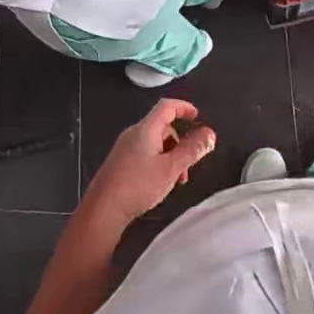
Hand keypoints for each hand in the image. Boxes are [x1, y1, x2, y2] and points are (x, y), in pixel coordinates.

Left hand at [84, 98, 215, 224]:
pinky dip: (159, 161)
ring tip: (176, 179)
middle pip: (162, 127)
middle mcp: (133, 134)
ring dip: (171, 155)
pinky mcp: (122, 160)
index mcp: (145, 129)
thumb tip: (209, 133)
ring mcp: (125, 147)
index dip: (184, 107)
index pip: (166, 106)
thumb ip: (191, 150)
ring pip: (155, 142)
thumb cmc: (138, 185)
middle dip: (180, 142)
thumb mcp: (171, 168)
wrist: (104, 207)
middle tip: (188, 165)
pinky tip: (161, 182)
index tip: (197, 116)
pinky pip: (146, 153)